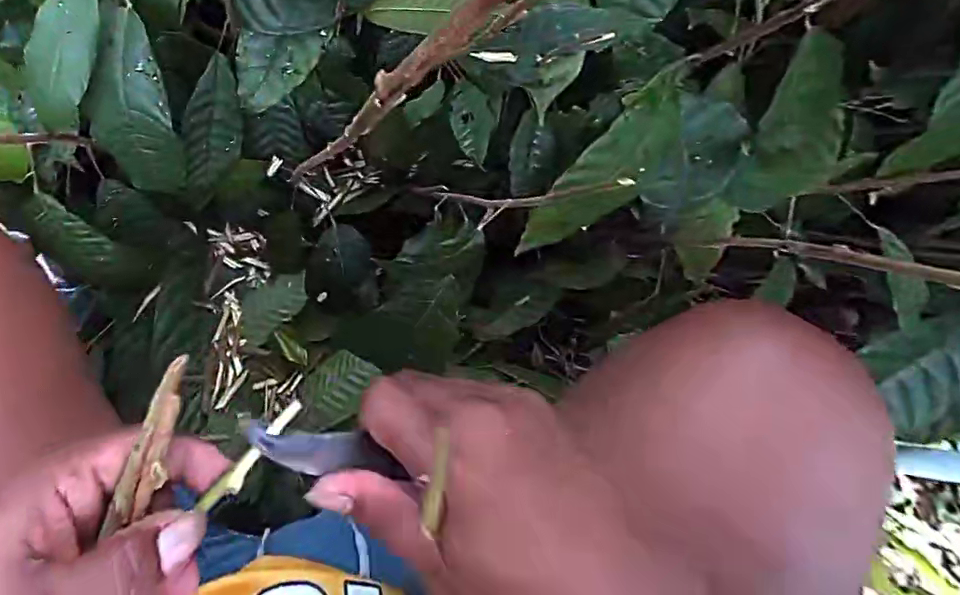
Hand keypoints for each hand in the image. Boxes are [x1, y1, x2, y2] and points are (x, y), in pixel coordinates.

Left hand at [0, 428, 230, 594]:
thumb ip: (124, 565)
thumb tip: (195, 526)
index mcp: (64, 481)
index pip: (140, 446)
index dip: (186, 455)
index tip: (228, 482)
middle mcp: (75, 500)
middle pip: (149, 497)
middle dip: (172, 536)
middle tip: (183, 584)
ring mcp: (75, 540)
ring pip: (142, 540)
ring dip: (159, 573)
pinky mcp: (74, 574)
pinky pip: (124, 571)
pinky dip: (142, 587)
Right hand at [306, 374, 695, 594]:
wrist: (634, 573)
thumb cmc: (528, 584)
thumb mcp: (448, 570)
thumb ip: (385, 514)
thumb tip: (325, 484)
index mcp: (454, 438)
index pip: (380, 397)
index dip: (368, 434)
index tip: (383, 476)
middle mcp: (479, 399)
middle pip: (407, 383)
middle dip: (395, 422)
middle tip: (414, 483)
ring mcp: (511, 395)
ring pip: (440, 385)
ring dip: (429, 418)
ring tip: (455, 479)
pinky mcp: (533, 399)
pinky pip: (476, 392)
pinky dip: (463, 418)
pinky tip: (489, 469)